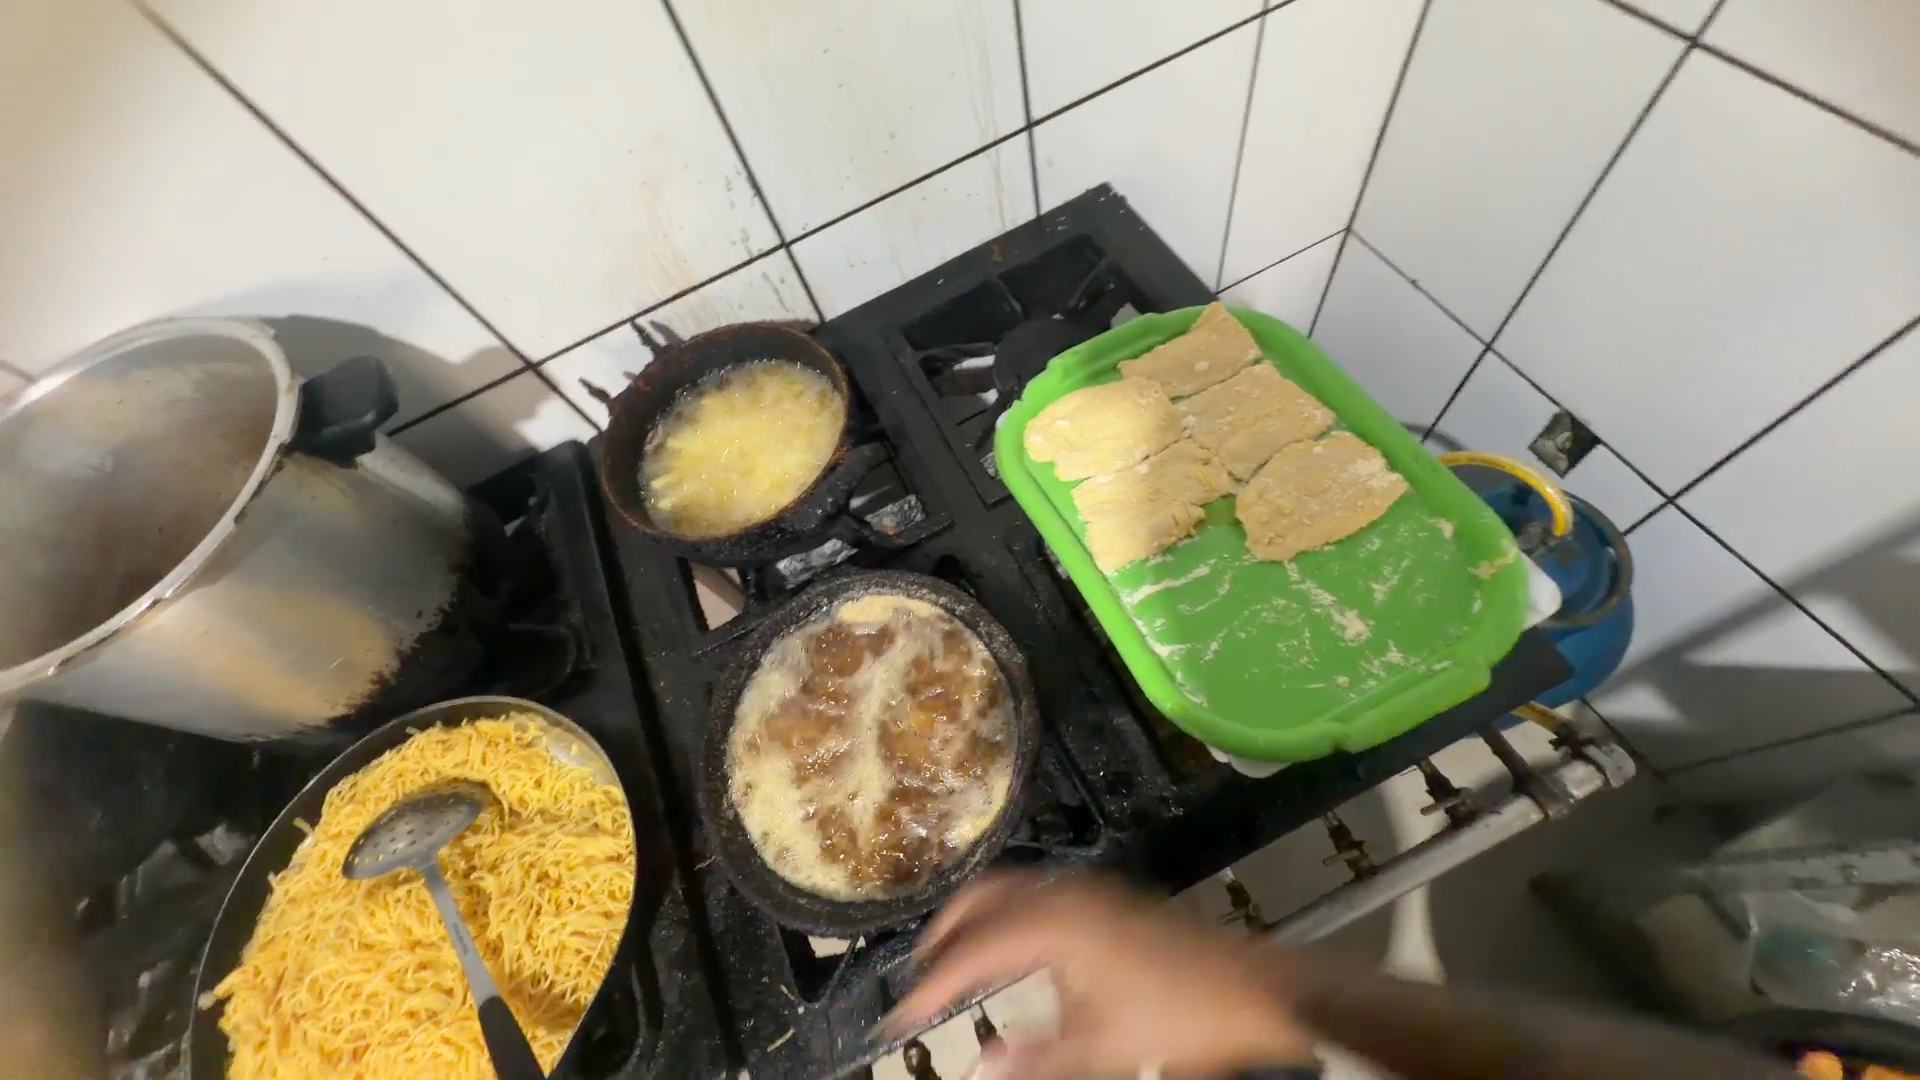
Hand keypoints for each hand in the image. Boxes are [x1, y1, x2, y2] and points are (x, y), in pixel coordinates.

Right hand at [881, 871, 1315, 1079]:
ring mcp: (1085, 889)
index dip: (934, 981)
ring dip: (977, 917)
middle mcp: (1062, 892)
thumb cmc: (1176, 1017)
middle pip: (985, 894)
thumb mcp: (1103, 1049)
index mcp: (1054, 923)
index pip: (976, 948)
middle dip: (948, 928)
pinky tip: (1011, 949)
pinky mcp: (1102, 896)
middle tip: (923, 971)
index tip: (901, 1016)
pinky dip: (1007, 913)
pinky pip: (1035, 892)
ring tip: (956, 958)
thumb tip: (978, 1070)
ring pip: (1010, 888)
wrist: (1250, 987)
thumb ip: (1035, 1061)